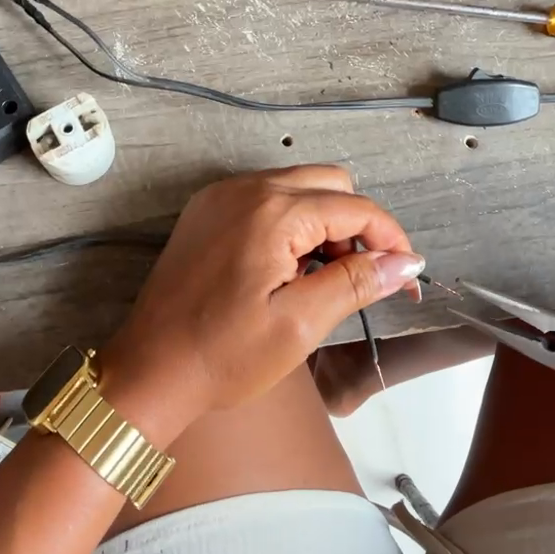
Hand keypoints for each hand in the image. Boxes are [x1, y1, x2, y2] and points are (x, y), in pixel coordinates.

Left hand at [97, 165, 422, 442]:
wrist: (150, 370)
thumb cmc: (221, 355)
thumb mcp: (300, 324)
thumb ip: (356, 282)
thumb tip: (403, 262)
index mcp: (272, 212)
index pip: (355, 206)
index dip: (389, 239)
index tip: (404, 275)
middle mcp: (246, 188)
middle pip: (330, 183)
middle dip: (355, 225)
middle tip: (358, 277)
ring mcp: (222, 195)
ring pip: (299, 186)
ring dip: (324, 222)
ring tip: (320, 278)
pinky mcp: (208, 209)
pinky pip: (266, 197)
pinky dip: (290, 222)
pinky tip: (287, 267)